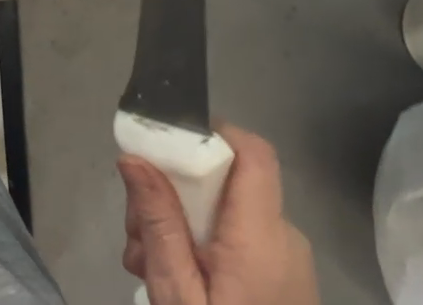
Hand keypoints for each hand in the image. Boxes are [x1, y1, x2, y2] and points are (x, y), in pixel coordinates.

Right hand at [118, 126, 320, 304]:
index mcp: (261, 237)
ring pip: (221, 210)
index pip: (253, 153)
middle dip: (168, 193)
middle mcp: (284, 238)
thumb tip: (135, 156)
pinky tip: (175, 280)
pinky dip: (199, 245)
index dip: (210, 133)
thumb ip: (158, 222)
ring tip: (149, 267)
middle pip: (222, 181)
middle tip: (135, 236)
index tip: (162, 147)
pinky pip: (235, 237)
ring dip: (176, 223)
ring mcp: (287, 259)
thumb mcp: (176, 291)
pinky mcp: (282, 277)